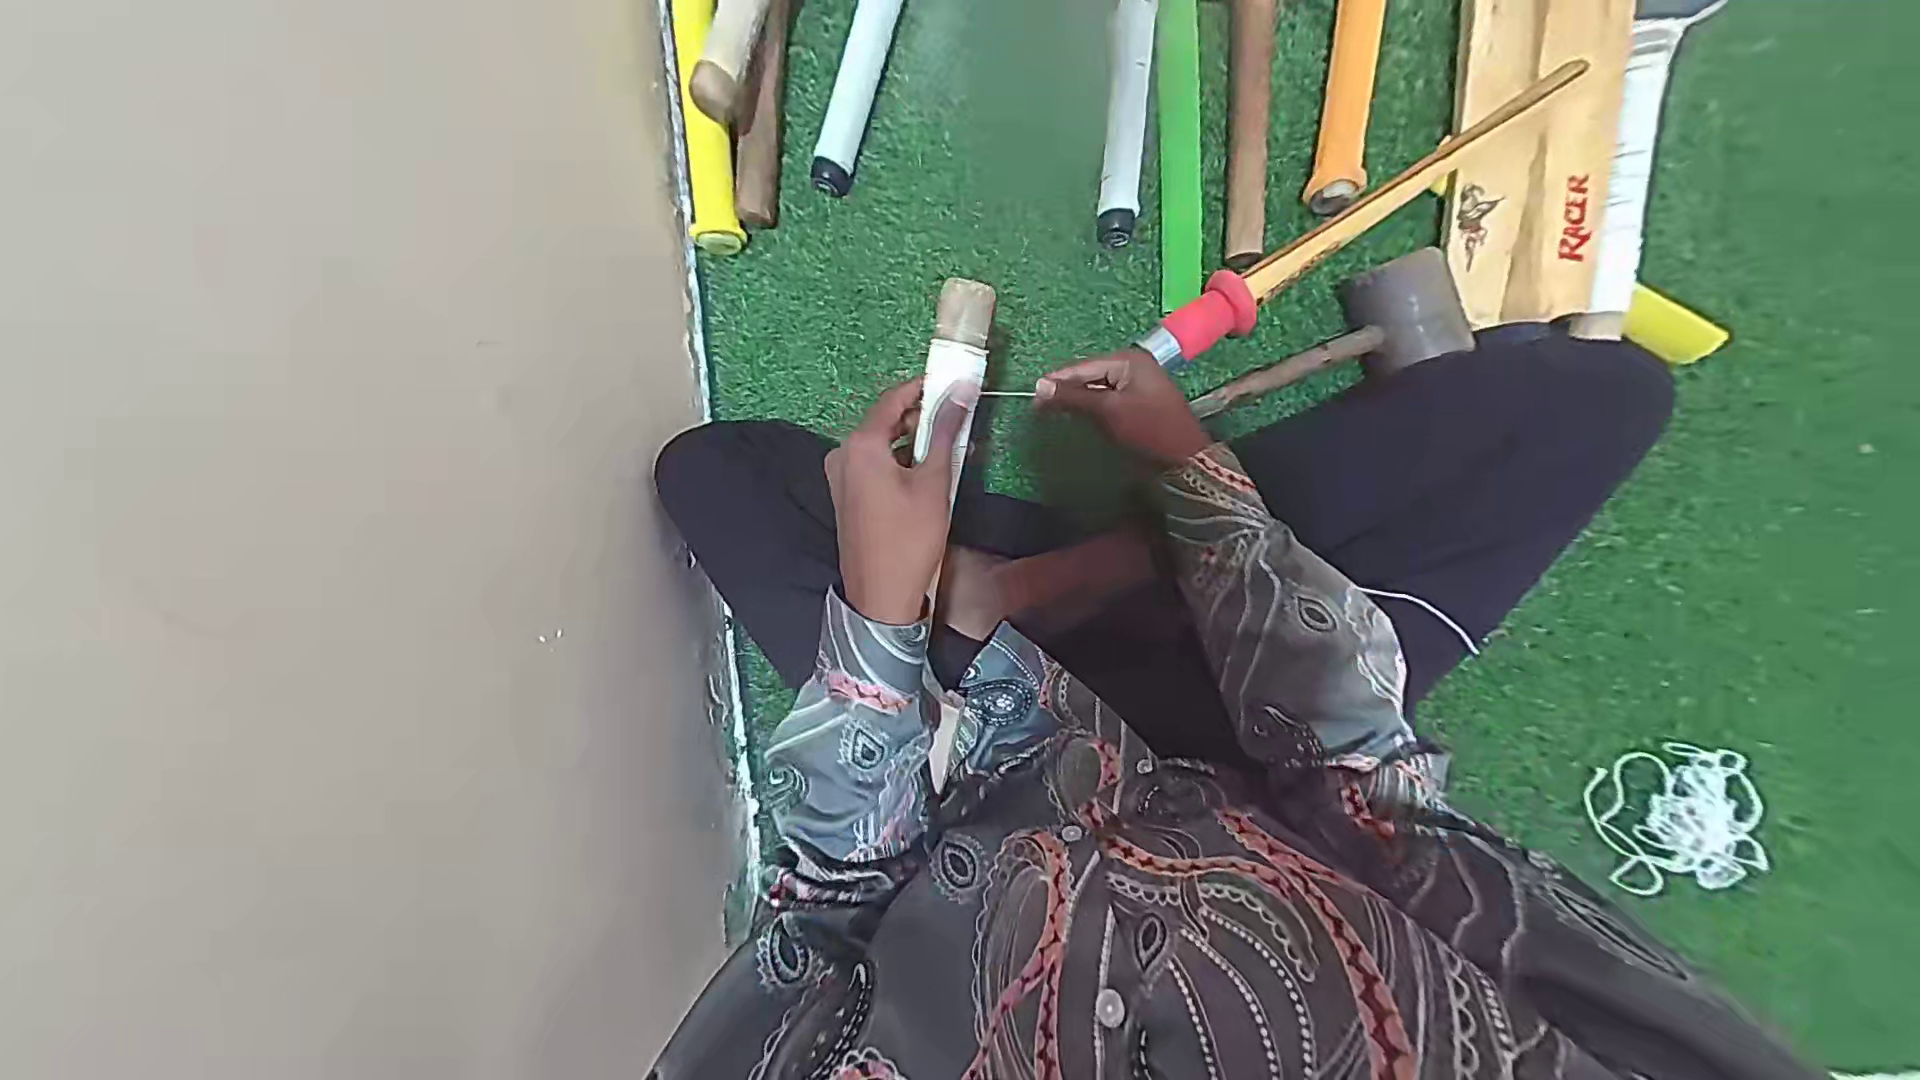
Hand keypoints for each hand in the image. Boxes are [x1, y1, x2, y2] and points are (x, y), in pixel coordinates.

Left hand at [825, 376, 976, 624]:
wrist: (881, 594)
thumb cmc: (910, 537)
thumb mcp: (934, 481)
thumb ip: (945, 431)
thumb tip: (960, 391)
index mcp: (860, 445)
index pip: (893, 399)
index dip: (924, 388)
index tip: (952, 385)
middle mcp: (842, 454)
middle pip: (885, 421)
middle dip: (921, 418)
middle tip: (956, 421)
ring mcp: (840, 477)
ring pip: (880, 445)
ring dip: (912, 443)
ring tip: (947, 449)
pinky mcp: (845, 496)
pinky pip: (872, 466)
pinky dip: (898, 462)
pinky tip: (924, 473)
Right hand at [1033, 349, 1211, 465]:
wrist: (1184, 459)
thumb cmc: (1148, 429)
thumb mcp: (1108, 410)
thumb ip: (1073, 397)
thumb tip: (1039, 386)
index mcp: (1128, 360)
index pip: (1082, 366)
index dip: (1056, 381)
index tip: (1032, 396)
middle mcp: (1132, 366)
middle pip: (1088, 375)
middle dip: (1065, 390)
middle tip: (1039, 407)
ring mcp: (1136, 384)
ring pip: (1095, 388)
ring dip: (1075, 400)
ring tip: (1051, 412)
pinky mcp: (1137, 402)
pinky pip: (1106, 399)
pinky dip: (1090, 407)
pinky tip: (1076, 415)